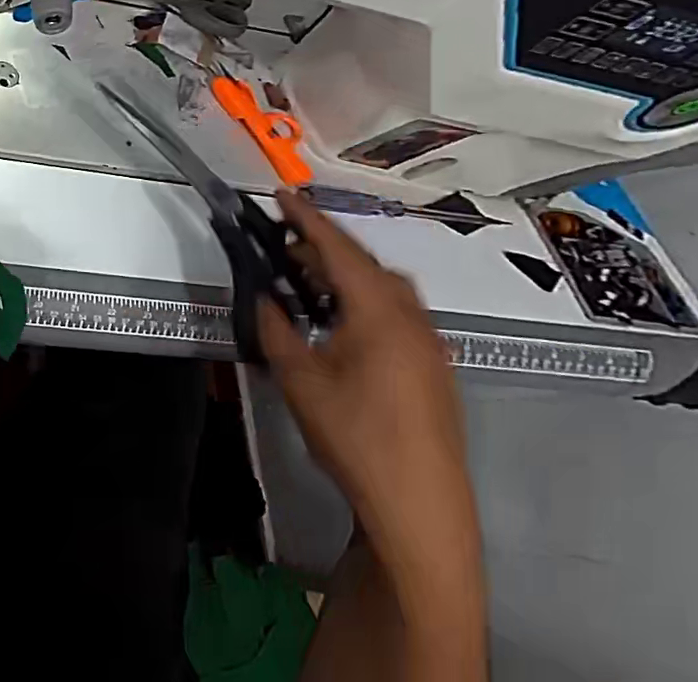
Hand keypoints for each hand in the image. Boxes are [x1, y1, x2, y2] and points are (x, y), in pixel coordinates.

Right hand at [256, 190, 477, 561]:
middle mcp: (412, 318)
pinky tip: (340, 322)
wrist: (418, 503)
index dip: (306, 218)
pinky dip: (364, 299)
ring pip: (385, 287)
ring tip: (308, 282)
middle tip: (284, 246)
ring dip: (345, 274)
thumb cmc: (354, 434)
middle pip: (366, 263)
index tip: (281, 194)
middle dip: (323, 247)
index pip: (338, 248)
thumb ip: (276, 329)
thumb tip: (263, 298)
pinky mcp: (434, 365)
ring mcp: (429, 342)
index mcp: (379, 312)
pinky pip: (397, 311)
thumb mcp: (299, 379)